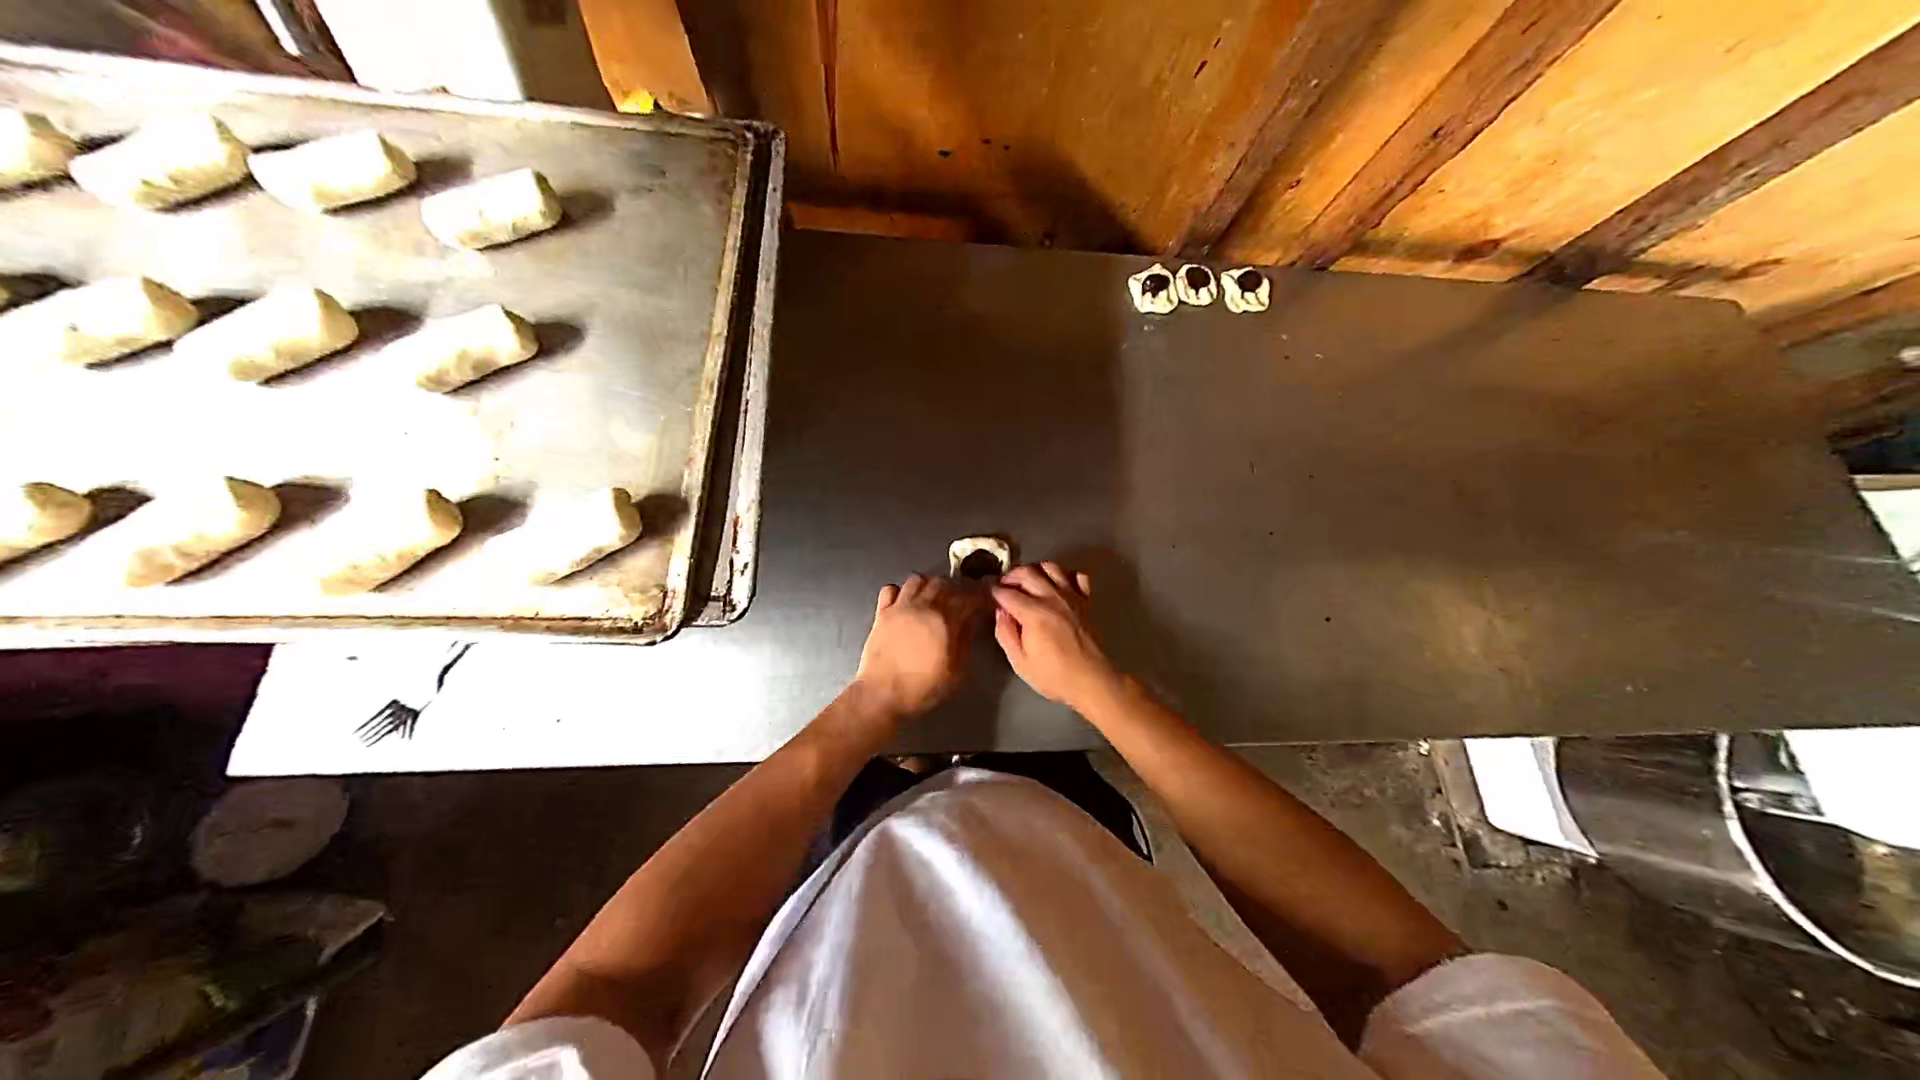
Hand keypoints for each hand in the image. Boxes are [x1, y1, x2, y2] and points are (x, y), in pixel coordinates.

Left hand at [849, 573, 986, 720]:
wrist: (882, 695)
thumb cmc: (922, 689)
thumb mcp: (956, 671)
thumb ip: (965, 640)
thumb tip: (972, 619)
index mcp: (944, 621)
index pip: (968, 597)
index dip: (979, 596)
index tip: (983, 600)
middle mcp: (922, 607)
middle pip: (943, 582)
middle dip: (956, 588)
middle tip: (961, 599)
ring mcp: (899, 608)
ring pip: (917, 580)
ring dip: (929, 585)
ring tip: (934, 598)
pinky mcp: (881, 613)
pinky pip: (890, 589)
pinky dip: (900, 591)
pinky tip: (906, 603)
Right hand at [992, 563, 1122, 710]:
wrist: (1093, 681)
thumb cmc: (1054, 676)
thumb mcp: (1020, 662)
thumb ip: (1005, 634)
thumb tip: (1001, 612)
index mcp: (1033, 614)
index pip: (1007, 592)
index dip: (994, 591)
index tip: (989, 595)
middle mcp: (1052, 598)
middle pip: (1027, 572)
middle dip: (1011, 576)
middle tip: (1004, 586)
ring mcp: (1072, 596)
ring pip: (1051, 567)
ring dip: (1035, 570)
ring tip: (1028, 582)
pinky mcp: (1086, 600)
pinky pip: (1077, 575)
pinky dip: (1065, 574)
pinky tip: (1057, 585)